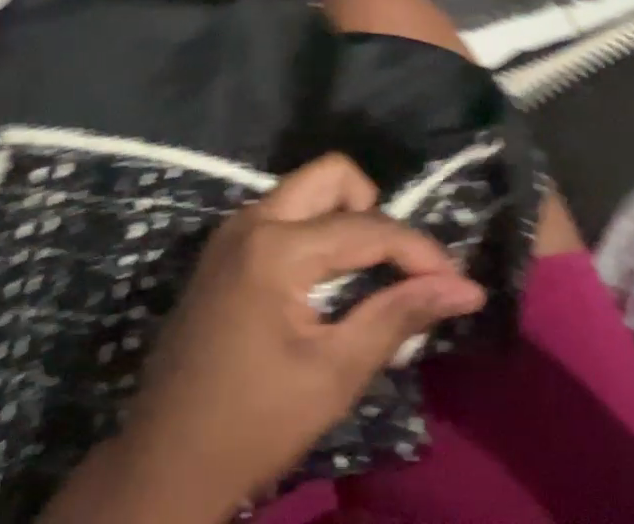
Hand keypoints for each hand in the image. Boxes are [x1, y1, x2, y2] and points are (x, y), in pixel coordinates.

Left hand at [44, 153, 483, 523]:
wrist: (168, 457)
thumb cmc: (255, 421)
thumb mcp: (334, 373)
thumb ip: (398, 316)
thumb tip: (465, 288)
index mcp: (274, 247)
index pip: (367, 227)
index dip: (421, 253)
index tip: (460, 286)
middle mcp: (248, 222)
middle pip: (329, 177)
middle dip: (374, 210)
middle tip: (399, 268)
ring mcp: (229, 235)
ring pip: (302, 193)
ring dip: (343, 220)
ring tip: (370, 278)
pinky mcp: (221, 254)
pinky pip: (280, 217)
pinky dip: (314, 234)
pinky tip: (328, 284)